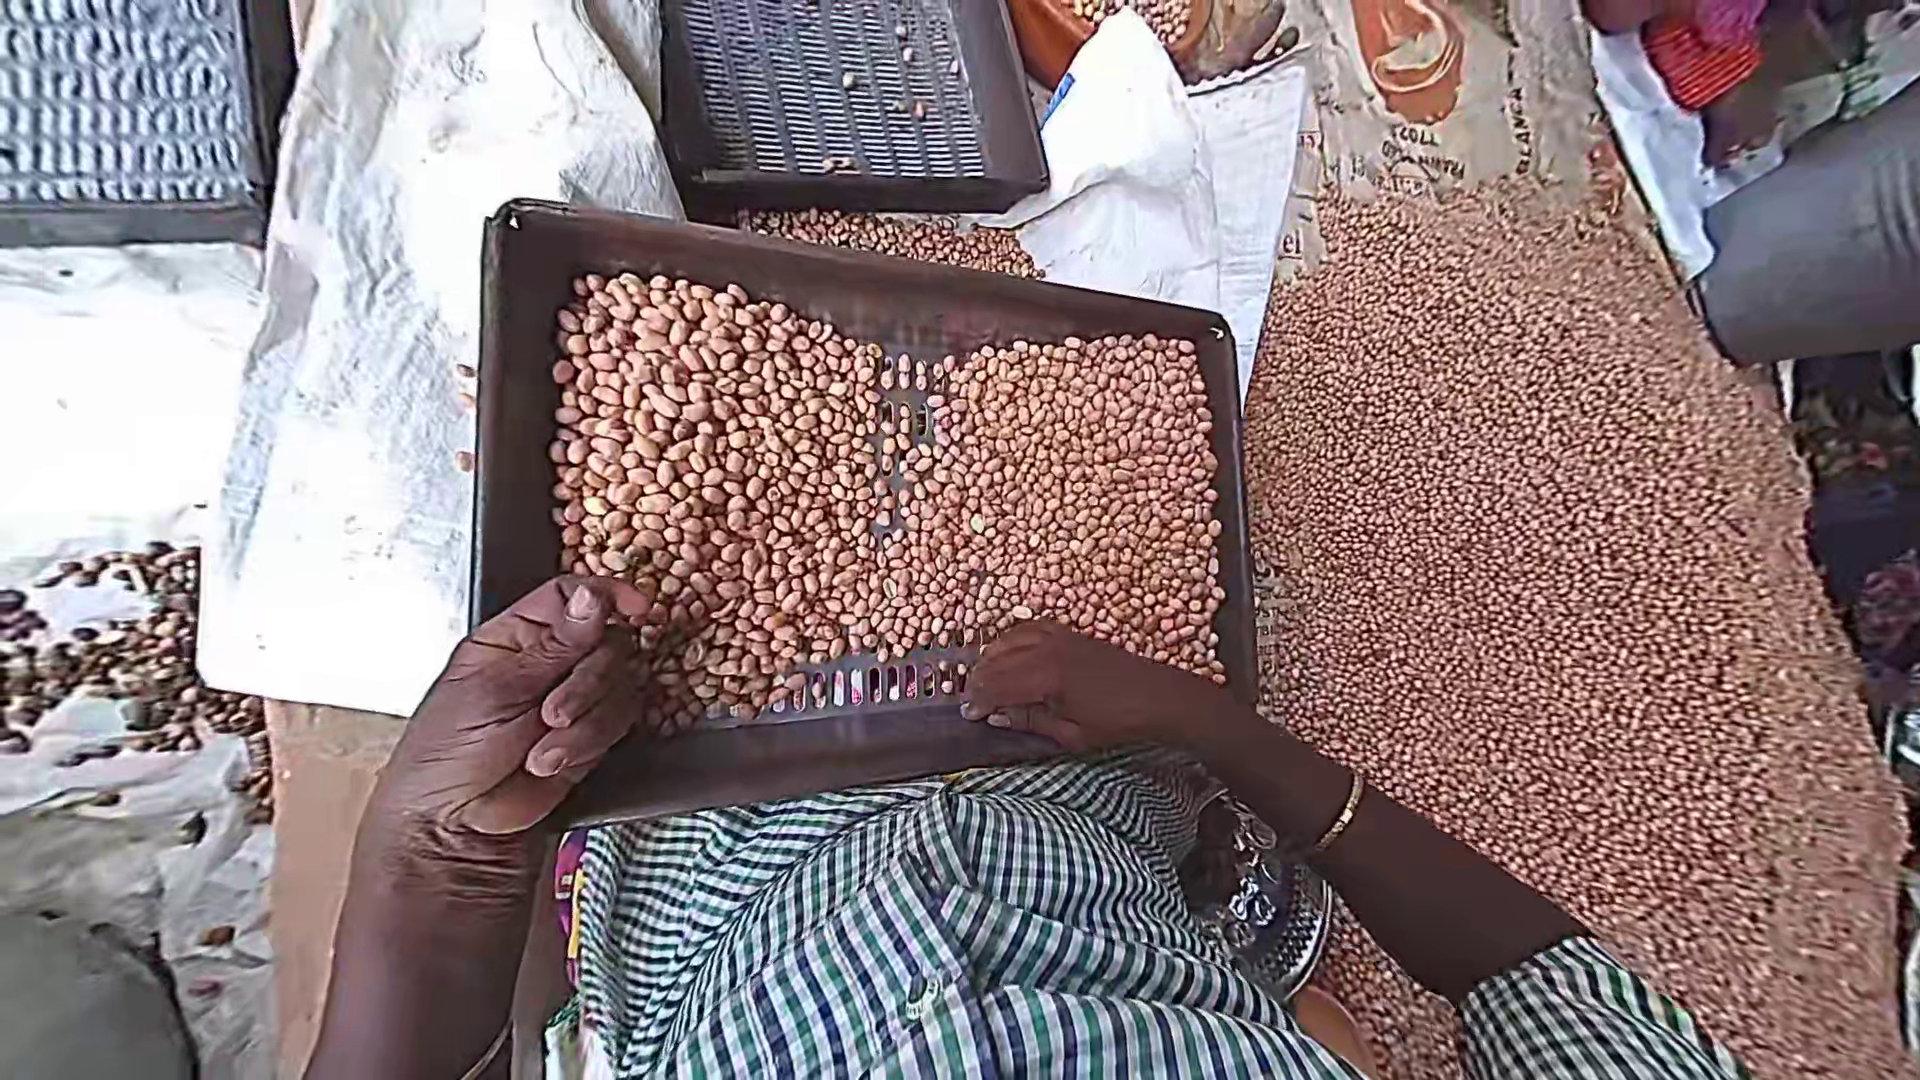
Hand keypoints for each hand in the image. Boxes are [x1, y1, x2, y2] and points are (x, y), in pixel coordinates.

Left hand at [369, 575, 653, 853]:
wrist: (457, 829)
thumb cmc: (447, 757)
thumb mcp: (495, 692)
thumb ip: (555, 645)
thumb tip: (593, 597)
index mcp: (515, 637)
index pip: (570, 595)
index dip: (605, 596)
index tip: (637, 609)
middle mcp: (553, 658)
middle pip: (607, 639)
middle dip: (587, 681)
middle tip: (554, 713)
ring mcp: (578, 692)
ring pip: (620, 679)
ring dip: (587, 717)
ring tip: (545, 749)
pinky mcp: (597, 726)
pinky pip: (622, 715)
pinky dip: (593, 739)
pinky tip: (557, 758)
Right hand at [960, 621, 1234, 751]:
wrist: (1156, 695)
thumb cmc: (1116, 722)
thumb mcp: (1072, 734)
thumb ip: (1030, 721)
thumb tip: (995, 717)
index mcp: (1047, 677)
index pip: (997, 685)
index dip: (978, 700)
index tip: (967, 714)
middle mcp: (1046, 649)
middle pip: (997, 660)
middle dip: (978, 680)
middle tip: (971, 700)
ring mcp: (1057, 636)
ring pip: (1007, 639)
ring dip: (990, 658)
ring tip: (983, 678)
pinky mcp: (1067, 632)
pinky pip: (1027, 628)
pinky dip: (1010, 639)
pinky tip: (1006, 652)